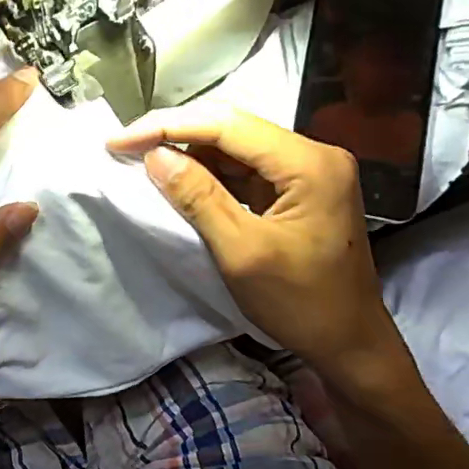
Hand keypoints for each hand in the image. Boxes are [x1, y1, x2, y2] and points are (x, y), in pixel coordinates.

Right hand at [107, 103, 396, 378]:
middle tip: (124, 146)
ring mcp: (307, 170)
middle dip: (175, 133)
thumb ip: (198, 198)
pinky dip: (209, 171)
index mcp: (309, 163)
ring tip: (142, 158)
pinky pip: (245, 167)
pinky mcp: (298, 187)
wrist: (349, 343)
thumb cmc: (300, 304)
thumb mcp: (241, 252)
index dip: (167, 127)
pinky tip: (178, 176)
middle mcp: (313, 154)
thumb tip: (154, 157)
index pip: (227, 126)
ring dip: (189, 151)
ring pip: (235, 145)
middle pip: (232, 127)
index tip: (119, 141)